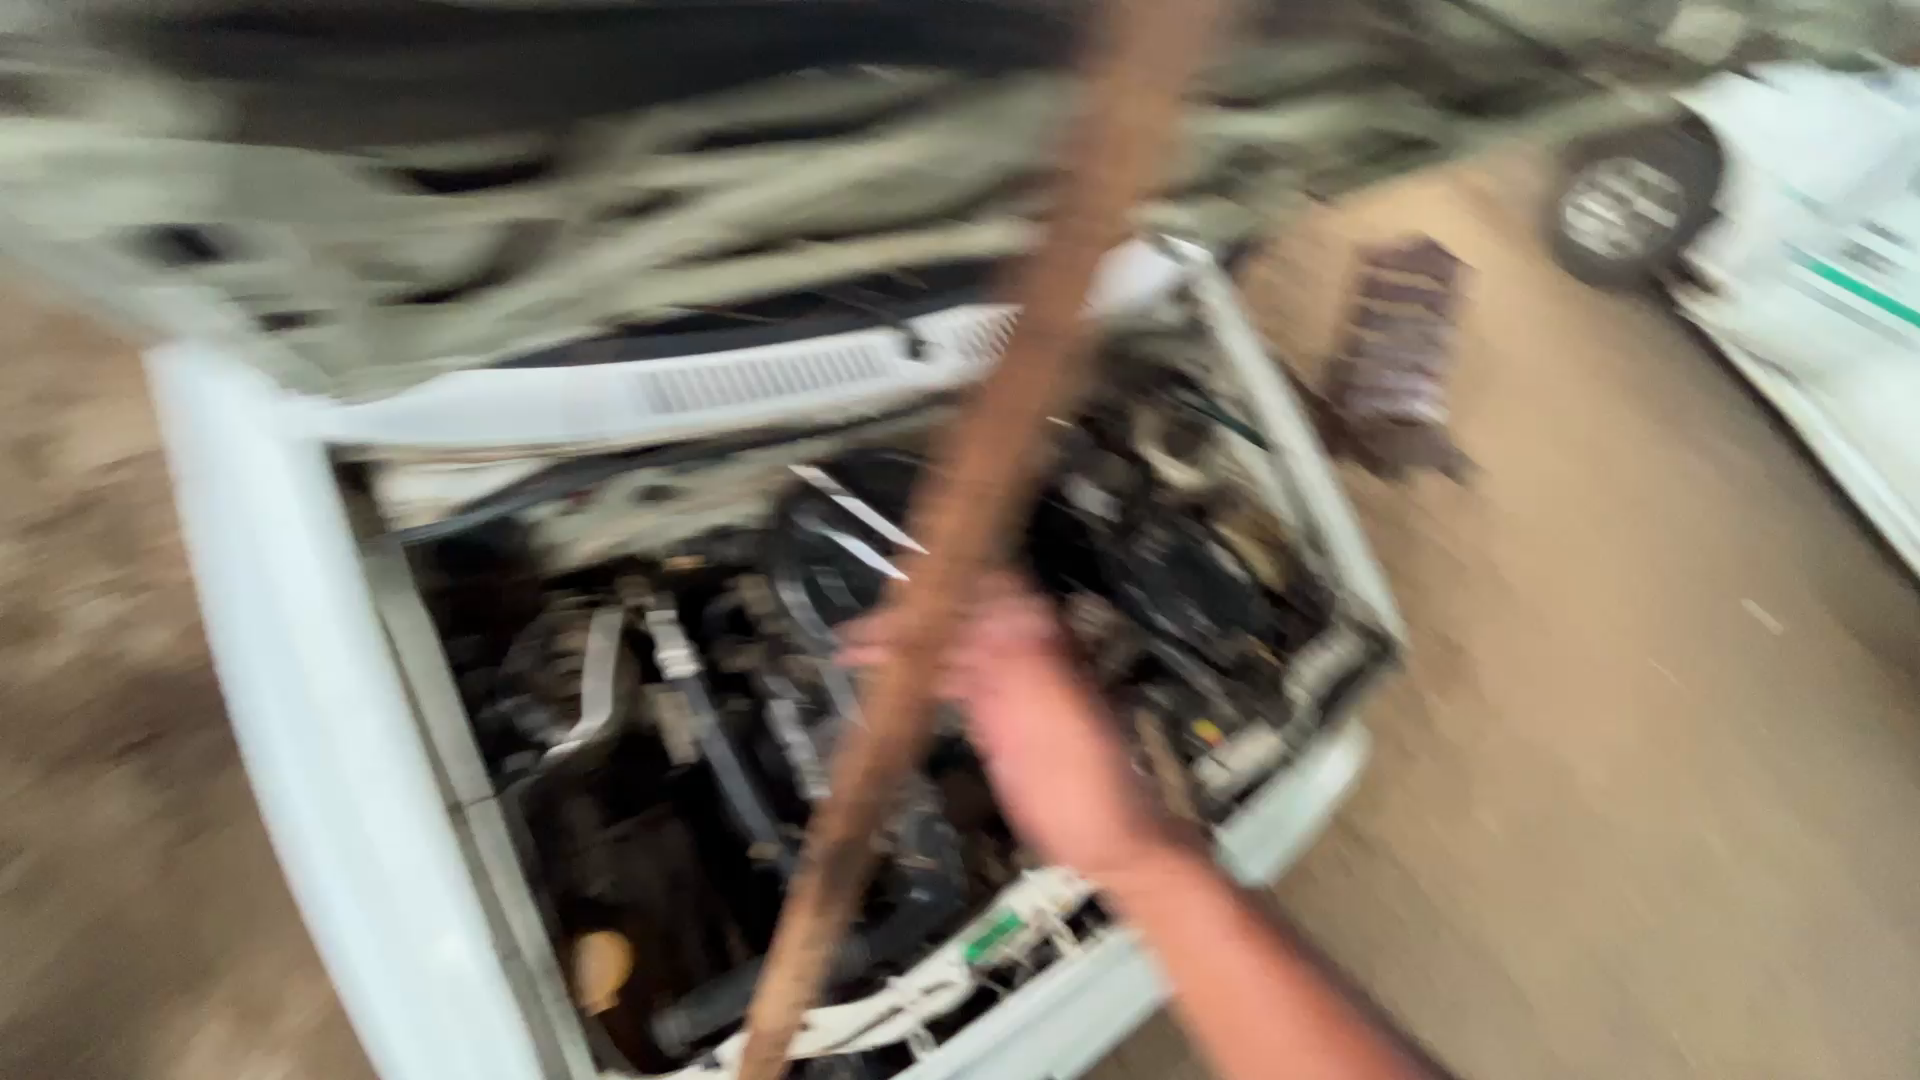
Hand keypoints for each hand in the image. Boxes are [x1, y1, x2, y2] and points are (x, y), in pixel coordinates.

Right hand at [839, 573, 1193, 888]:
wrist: (1100, 838)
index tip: (908, 573)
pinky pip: (946, 683)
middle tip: (861, 622)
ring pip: (945, 650)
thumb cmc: (1089, 780)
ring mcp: (1002, 685)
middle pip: (958, 618)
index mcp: (1040, 645)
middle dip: (913, 615)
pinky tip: (885, 677)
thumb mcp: (1063, 718)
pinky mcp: (988, 717)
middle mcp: (1018, 654)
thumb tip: (1005, 601)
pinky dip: (914, 678)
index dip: (951, 578)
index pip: (991, 591)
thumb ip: (1030, 659)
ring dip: (903, 646)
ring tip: (853, 647)